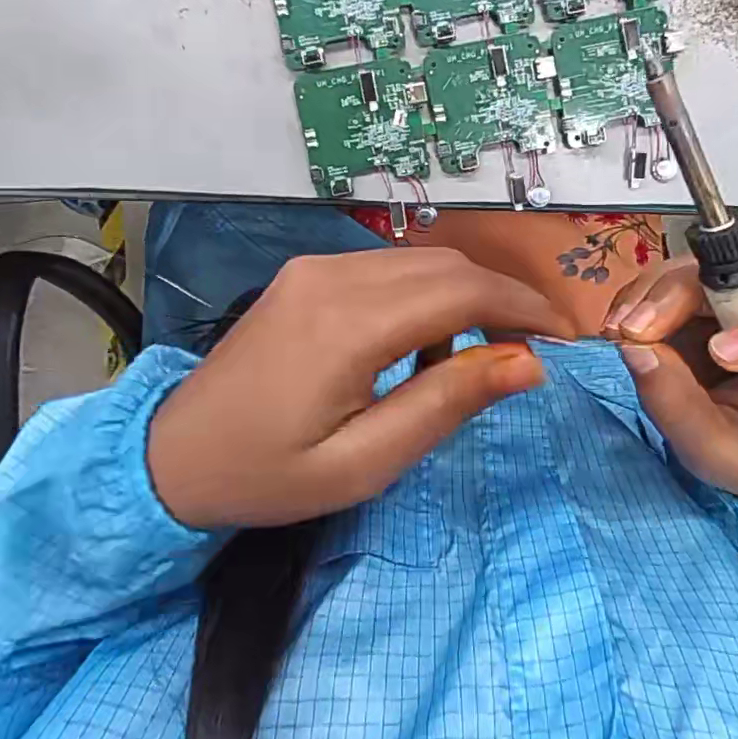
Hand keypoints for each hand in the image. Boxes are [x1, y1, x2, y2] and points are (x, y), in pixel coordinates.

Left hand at [149, 249, 576, 528]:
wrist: (174, 454)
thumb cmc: (268, 475)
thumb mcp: (365, 462)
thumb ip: (446, 404)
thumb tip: (527, 362)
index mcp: (347, 325)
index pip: (462, 291)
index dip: (523, 306)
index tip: (564, 335)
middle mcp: (331, 276)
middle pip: (445, 266)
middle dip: (499, 299)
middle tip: (526, 351)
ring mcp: (312, 269)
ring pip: (418, 262)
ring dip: (460, 299)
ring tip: (464, 362)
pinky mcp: (303, 275)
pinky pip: (383, 270)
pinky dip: (420, 298)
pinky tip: (412, 347)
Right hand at [602, 258, 737, 500]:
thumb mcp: (721, 456)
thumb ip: (684, 414)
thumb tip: (637, 352)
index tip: (723, 355)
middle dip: (688, 298)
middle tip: (635, 332)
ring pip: (711, 270)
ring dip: (653, 295)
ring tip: (618, 333)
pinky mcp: (718, 291)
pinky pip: (677, 275)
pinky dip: (640, 296)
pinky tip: (620, 328)